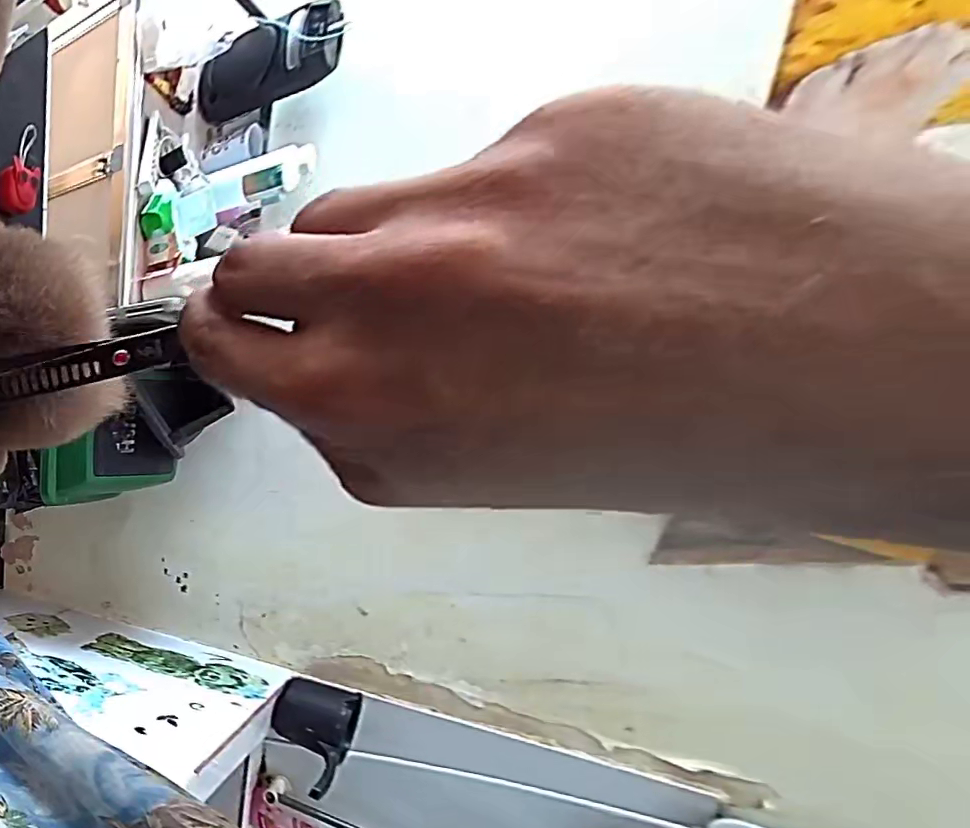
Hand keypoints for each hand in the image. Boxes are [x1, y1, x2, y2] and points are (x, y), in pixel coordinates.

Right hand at [181, 87, 969, 546]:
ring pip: (343, 207)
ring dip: (359, 246)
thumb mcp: (423, 478)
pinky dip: (477, 207)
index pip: (217, 337)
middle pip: (248, 258)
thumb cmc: (614, 447)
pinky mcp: (556, 124)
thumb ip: (331, 423)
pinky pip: (461, 168)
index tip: (211, 324)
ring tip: (439, 277)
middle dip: (252, 285)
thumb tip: (289, 370)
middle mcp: (391, 288)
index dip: (204, 330)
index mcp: (355, 391)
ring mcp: (471, 194)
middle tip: (296, 297)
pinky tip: (549, 240)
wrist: (847, 365)